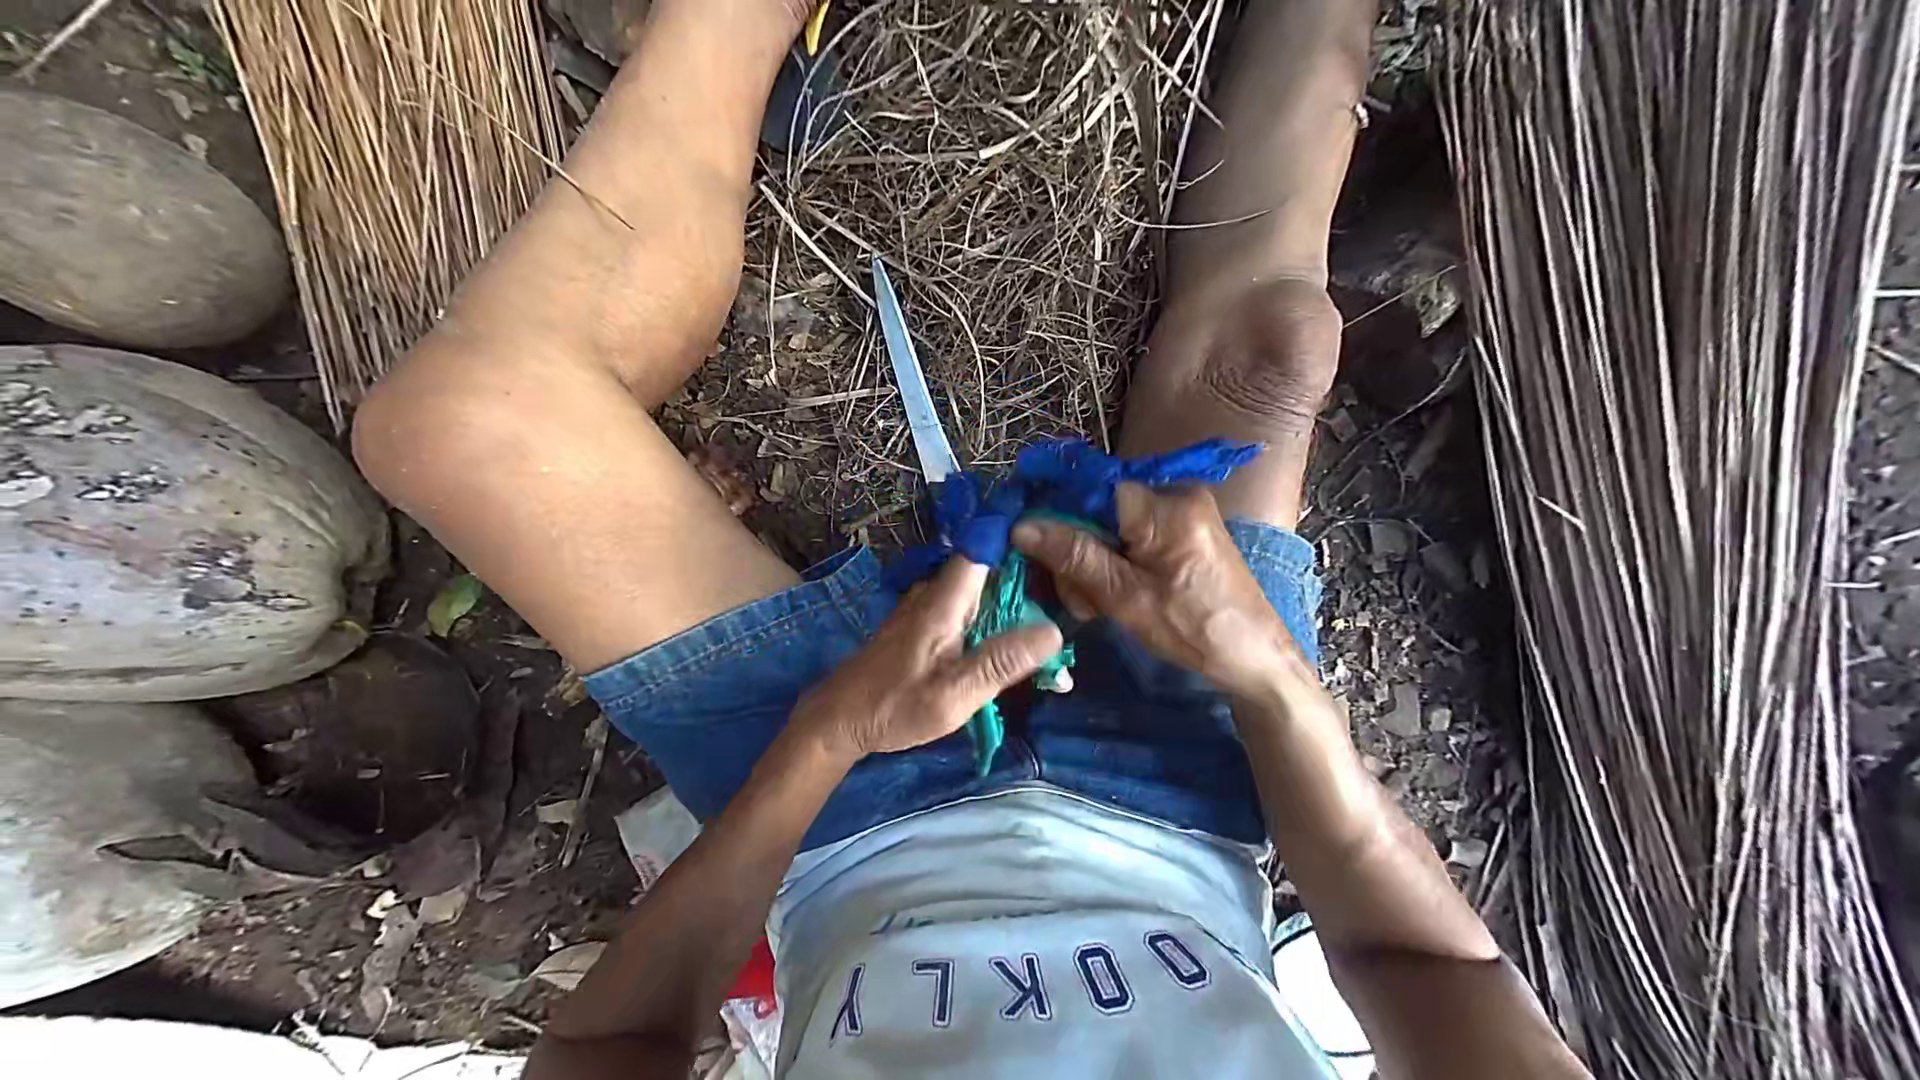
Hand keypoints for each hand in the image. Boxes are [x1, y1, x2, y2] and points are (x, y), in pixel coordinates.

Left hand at [791, 557, 1062, 760]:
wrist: (839, 718)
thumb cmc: (894, 708)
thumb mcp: (954, 695)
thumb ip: (1000, 662)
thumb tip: (1054, 630)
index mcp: (942, 602)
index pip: (981, 548)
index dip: (1016, 537)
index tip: (1054, 539)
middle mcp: (933, 594)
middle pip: (985, 568)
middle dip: (1024, 574)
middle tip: (1069, 589)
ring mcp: (925, 608)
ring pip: (976, 588)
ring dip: (1009, 597)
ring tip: (1051, 610)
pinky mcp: (923, 624)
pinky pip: (965, 606)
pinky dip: (990, 614)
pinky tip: (1011, 633)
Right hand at [1013, 484, 1306, 700]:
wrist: (1256, 656)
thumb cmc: (1193, 630)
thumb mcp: (1124, 597)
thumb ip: (1073, 555)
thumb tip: (1021, 526)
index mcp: (1164, 505)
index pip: (1089, 489)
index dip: (1057, 517)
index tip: (1037, 553)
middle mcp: (1175, 493)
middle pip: (1098, 508)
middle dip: (1078, 553)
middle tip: (1081, 601)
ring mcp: (1182, 509)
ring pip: (1111, 524)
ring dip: (1095, 564)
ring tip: (1100, 607)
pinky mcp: (1184, 528)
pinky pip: (1133, 533)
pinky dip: (1117, 562)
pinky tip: (1116, 595)